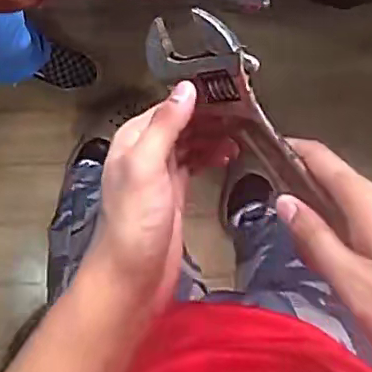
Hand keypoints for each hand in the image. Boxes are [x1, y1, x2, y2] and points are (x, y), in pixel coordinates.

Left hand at [82, 82, 227, 309]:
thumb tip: (186, 89)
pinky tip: (226, 153)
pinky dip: (210, 155)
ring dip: (212, 134)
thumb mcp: (146, 165)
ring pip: (189, 141)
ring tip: (238, 130)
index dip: (194, 97)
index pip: (167, 105)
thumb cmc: (133, 224)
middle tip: (240, 110)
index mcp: (133, 138)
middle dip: (208, 114)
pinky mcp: (173, 194)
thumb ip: (165, 125)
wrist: (131, 282)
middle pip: (180, 122)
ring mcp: (160, 174)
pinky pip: (194, 163)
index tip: (224, 90)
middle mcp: (145, 152)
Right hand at [279, 140, 371, 371]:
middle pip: (337, 181)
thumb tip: (284, 199)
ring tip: (309, 249)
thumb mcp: (355, 287)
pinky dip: (351, 233)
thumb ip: (316, 240)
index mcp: (369, 200)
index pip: (321, 156)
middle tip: (279, 221)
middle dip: (305, 191)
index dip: (290, 147)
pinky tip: (350, 267)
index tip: (261, 147)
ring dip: (328, 217)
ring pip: (355, 206)